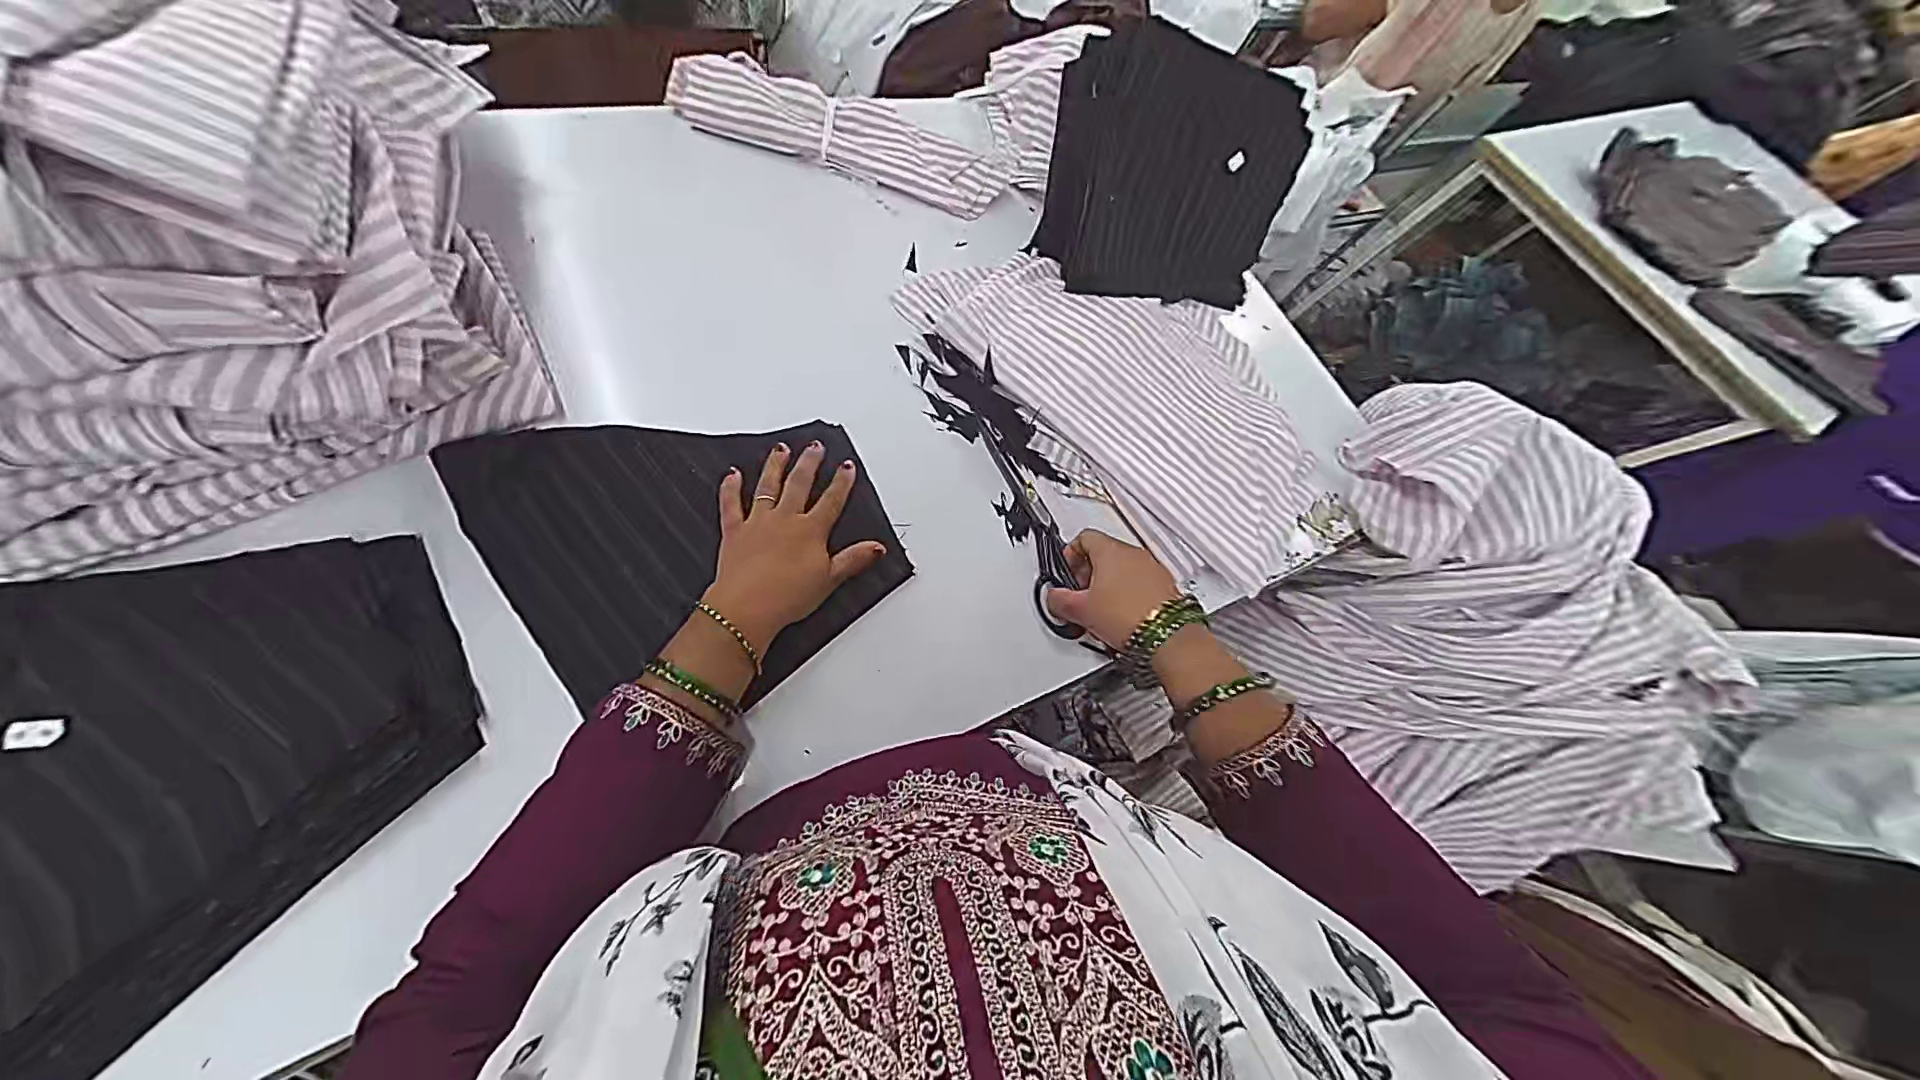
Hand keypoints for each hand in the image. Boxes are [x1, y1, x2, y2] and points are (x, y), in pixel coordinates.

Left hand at [703, 441, 888, 653]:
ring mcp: (758, 523)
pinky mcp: (734, 532)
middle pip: (800, 484)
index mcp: (810, 531)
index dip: (841, 482)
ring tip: (781, 450)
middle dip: (809, 463)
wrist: (747, 607)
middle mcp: (785, 520)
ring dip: (775, 466)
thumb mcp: (830, 579)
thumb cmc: (787, 596)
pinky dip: (730, 488)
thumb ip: (854, 559)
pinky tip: (733, 474)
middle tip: (815, 448)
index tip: (846, 467)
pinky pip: (731, 504)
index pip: (831, 500)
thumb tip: (876, 548)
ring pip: (768, 486)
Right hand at [1043, 529, 1181, 650]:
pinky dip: (1126, 596)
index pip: (1083, 538)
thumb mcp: (1080, 610)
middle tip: (1079, 595)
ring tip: (1099, 610)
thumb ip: (1059, 600)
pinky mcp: (1165, 587)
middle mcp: (1134, 554)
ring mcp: (1152, 569)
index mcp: (1110, 550)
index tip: (1066, 571)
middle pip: (1103, 554)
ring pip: (1122, 570)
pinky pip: (1139, 584)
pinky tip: (1119, 617)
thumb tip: (1054, 598)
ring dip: (1107, 586)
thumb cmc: (1129, 616)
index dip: (1069, 555)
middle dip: (1088, 574)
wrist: (1166, 636)